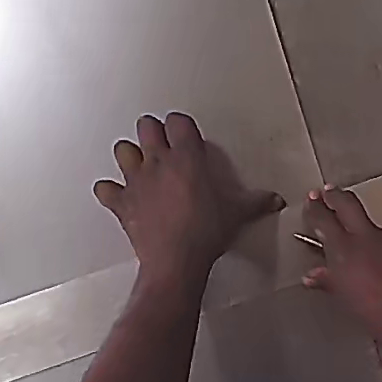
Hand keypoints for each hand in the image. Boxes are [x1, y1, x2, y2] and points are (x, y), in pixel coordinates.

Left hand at [95, 113, 283, 290]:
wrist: (177, 260)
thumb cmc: (207, 232)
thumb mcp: (238, 214)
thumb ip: (256, 202)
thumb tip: (276, 200)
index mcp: (187, 157)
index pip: (178, 122)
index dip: (182, 127)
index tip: (188, 137)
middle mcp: (158, 162)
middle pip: (146, 126)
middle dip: (154, 133)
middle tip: (165, 147)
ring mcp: (136, 181)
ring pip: (122, 150)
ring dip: (130, 156)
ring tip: (142, 168)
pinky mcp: (122, 203)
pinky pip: (105, 189)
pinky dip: (110, 191)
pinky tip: (120, 196)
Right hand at [301, 186, 381, 351]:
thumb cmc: (376, 315)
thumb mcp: (345, 298)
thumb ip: (328, 281)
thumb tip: (313, 276)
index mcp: (344, 249)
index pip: (323, 219)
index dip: (315, 208)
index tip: (312, 200)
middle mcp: (368, 237)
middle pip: (348, 204)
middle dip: (335, 196)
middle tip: (327, 192)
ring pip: (375, 229)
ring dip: (368, 235)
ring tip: (365, 251)